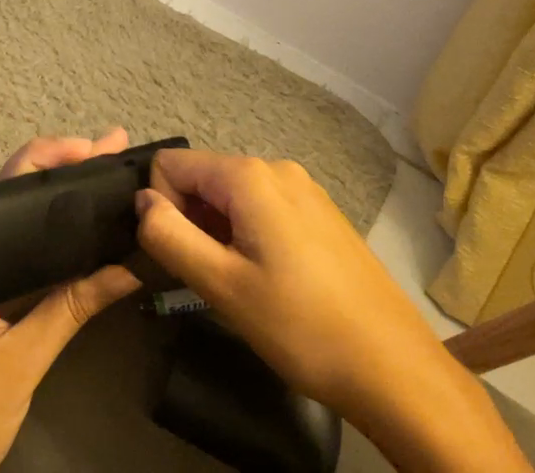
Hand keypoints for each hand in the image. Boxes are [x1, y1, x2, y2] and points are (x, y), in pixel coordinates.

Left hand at [0, 130, 142, 472]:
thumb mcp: (25, 357)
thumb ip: (72, 306)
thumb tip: (129, 263)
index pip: (5, 192)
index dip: (50, 161)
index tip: (94, 149)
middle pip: (16, 197)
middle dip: (65, 169)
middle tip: (115, 150)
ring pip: (23, 222)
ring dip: (65, 199)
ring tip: (110, 173)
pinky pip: (27, 251)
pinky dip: (58, 234)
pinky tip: (89, 227)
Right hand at [135, 150, 530, 472]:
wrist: (395, 368)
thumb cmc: (301, 326)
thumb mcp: (221, 284)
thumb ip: (168, 235)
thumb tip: (140, 200)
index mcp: (250, 177)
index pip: (170, 165)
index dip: (161, 208)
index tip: (180, 258)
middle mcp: (277, 169)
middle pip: (202, 179)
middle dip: (190, 221)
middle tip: (207, 278)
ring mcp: (305, 191)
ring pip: (231, 198)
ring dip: (218, 234)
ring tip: (239, 286)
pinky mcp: (322, 216)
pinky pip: (263, 210)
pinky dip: (247, 238)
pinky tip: (268, 283)